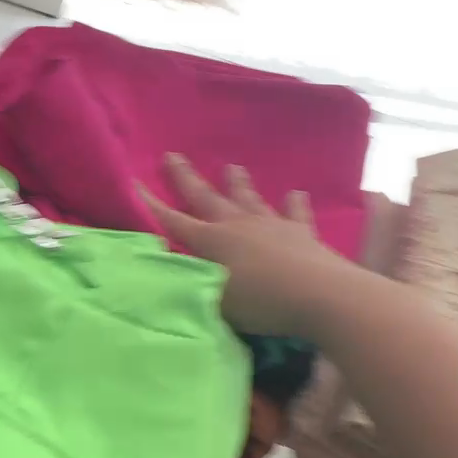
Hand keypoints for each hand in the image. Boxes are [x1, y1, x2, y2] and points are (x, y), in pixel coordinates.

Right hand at [142, 155, 368, 338]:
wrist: (322, 296)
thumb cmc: (259, 301)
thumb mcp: (211, 299)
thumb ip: (188, 282)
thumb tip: (166, 272)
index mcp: (210, 241)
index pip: (171, 220)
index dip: (150, 204)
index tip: (134, 183)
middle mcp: (236, 226)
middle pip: (206, 197)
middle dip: (186, 177)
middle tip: (172, 155)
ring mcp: (271, 226)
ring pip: (248, 199)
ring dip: (237, 183)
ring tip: (231, 167)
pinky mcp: (301, 234)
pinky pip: (295, 214)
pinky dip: (294, 204)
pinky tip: (296, 194)